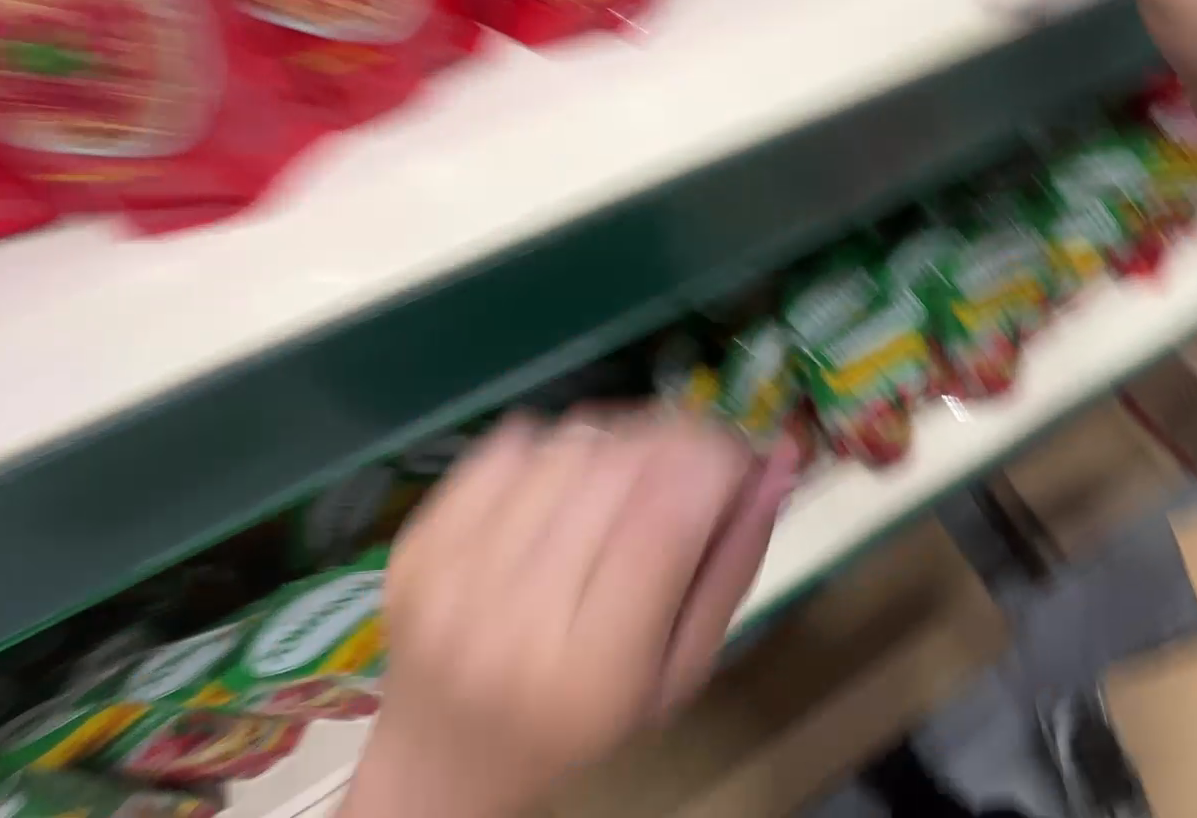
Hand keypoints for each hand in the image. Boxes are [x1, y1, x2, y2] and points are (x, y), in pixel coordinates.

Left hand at [338, 412, 797, 817]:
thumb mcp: (683, 668)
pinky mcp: (420, 538)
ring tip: (639, 468)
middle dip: (680, 439)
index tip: (740, 454)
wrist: (447, 760)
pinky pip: (511, 443)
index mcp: (592, 666)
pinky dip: (562, 440)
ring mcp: (454, 571)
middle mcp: (513, 614)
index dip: (717, 462)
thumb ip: (734, 565)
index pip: (666, 521)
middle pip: (619, 471)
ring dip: (626, 437)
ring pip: (570, 446)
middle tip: (699, 454)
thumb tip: (776, 465)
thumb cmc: (586, 723)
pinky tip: (576, 472)